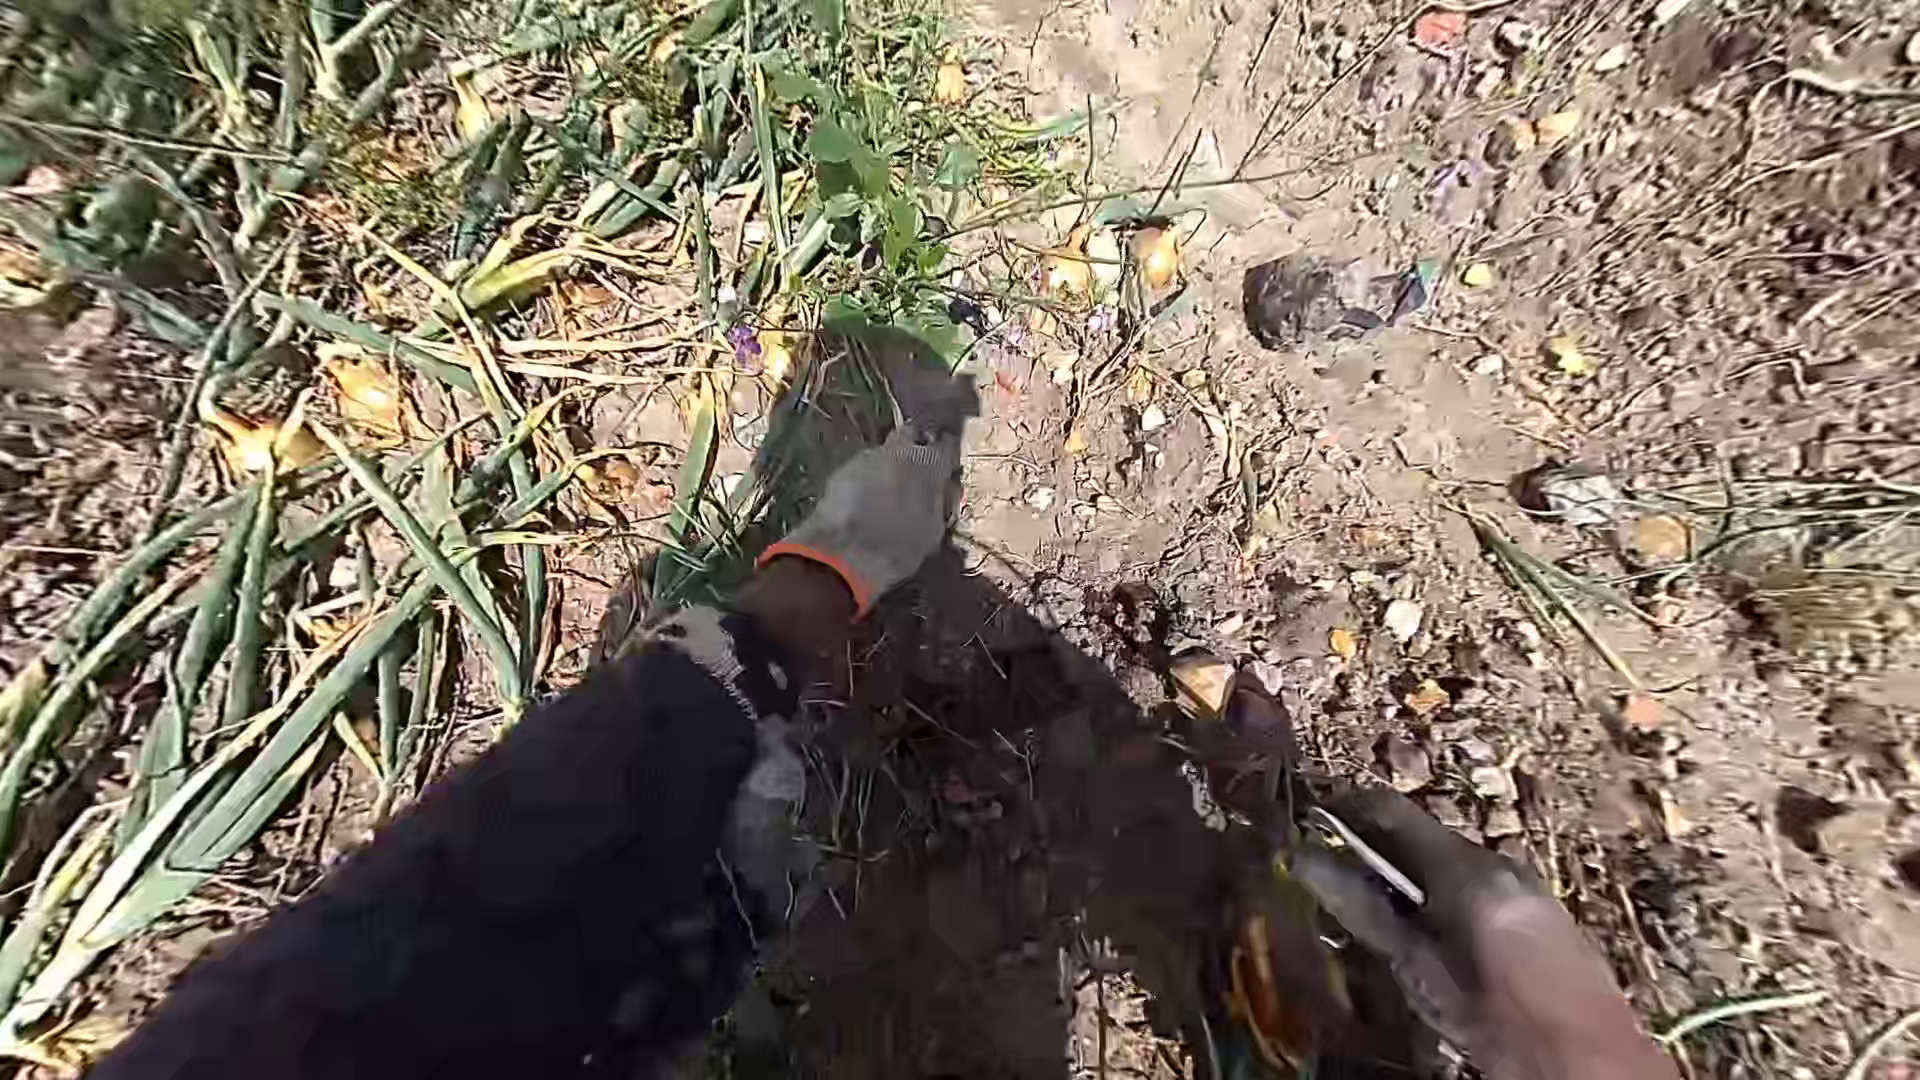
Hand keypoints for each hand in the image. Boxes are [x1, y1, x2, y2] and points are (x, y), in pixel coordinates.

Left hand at [758, 425, 959, 614]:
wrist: (845, 555)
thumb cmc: (900, 547)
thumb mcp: (933, 529)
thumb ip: (937, 502)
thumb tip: (936, 493)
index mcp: (928, 463)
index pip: (945, 447)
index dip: (945, 459)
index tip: (944, 472)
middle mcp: (898, 451)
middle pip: (910, 438)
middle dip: (914, 453)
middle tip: (915, 479)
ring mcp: (866, 458)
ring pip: (883, 455)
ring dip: (887, 470)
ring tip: (886, 497)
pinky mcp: (840, 471)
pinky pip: (861, 471)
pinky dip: (866, 482)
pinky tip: (863, 505)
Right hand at [1293, 788, 1679, 1079]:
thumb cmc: (1498, 1025)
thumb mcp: (1417, 967)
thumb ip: (1359, 905)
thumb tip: (1300, 857)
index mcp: (1464, 868)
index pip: (1386, 806)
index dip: (1341, 805)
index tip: (1309, 821)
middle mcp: (1495, 859)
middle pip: (1413, 828)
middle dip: (1369, 842)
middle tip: (1335, 870)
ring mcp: (1523, 880)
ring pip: (1439, 852)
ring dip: (1400, 865)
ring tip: (1376, 902)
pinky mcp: (1538, 904)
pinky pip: (1468, 873)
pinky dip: (1433, 883)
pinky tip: (1426, 924)